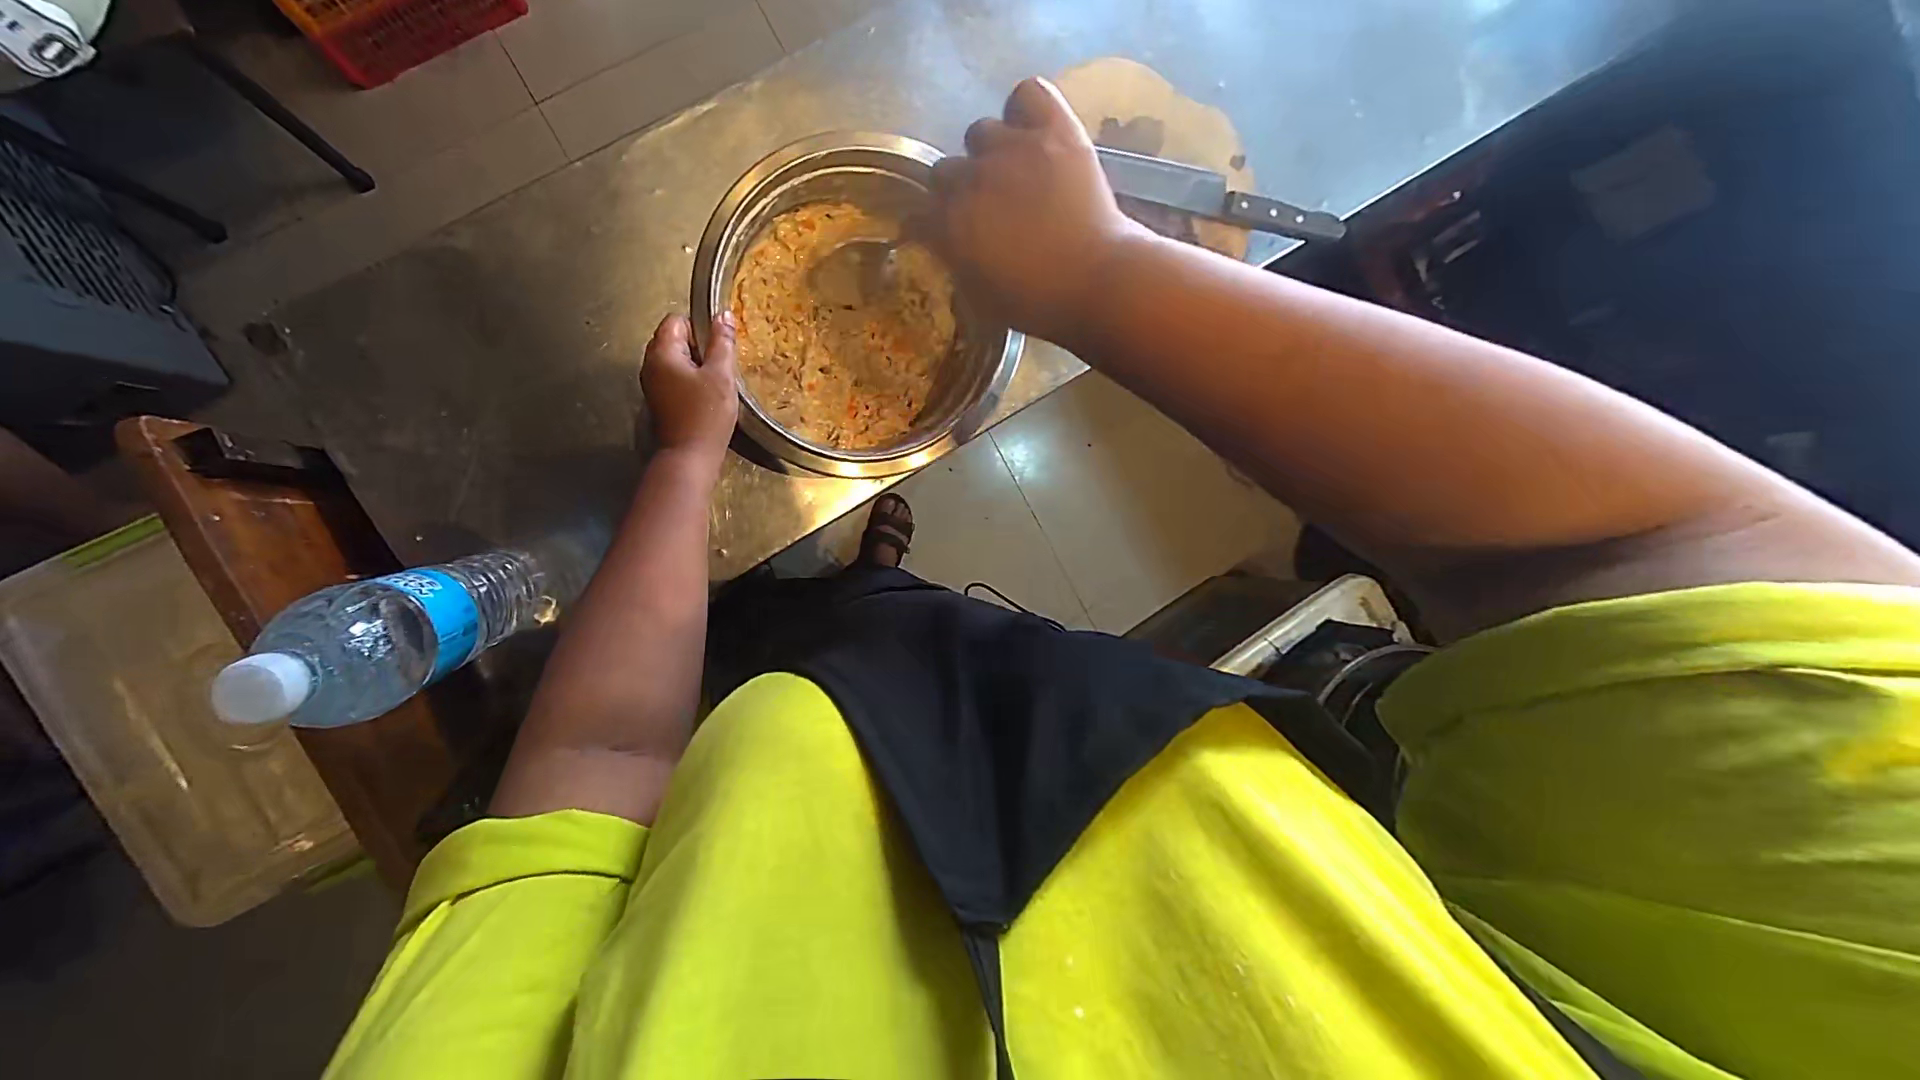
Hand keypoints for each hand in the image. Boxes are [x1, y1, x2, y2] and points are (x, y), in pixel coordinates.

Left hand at [641, 312, 737, 456]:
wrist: (690, 456)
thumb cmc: (706, 415)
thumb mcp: (721, 375)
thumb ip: (722, 343)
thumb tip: (723, 315)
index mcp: (662, 353)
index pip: (676, 321)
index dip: (700, 328)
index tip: (718, 349)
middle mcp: (650, 365)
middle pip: (674, 339)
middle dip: (698, 348)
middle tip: (719, 367)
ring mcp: (652, 384)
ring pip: (676, 360)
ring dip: (696, 366)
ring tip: (714, 384)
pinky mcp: (660, 400)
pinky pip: (674, 378)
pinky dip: (690, 382)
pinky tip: (705, 398)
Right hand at [929, 77, 1150, 343]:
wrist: (1097, 282)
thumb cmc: (1039, 302)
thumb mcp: (983, 298)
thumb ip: (957, 264)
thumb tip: (949, 246)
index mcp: (950, 225)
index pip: (918, 214)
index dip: (929, 225)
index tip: (941, 233)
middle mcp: (971, 179)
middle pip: (944, 170)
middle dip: (958, 189)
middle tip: (986, 207)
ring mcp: (1012, 149)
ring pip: (980, 131)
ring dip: (989, 151)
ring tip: (1013, 171)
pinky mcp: (1054, 130)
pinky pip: (1027, 93)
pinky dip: (1026, 108)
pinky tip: (1034, 131)